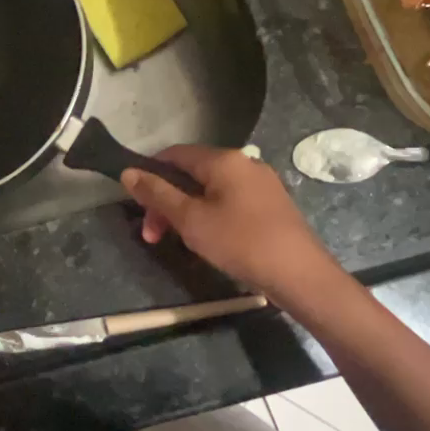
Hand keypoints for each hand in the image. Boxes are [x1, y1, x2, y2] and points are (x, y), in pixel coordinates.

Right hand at [121, 146, 346, 301]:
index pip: (174, 154)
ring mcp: (261, 185)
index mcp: (224, 160)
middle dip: (166, 202)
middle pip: (191, 174)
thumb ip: (157, 194)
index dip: (150, 174)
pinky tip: (206, 241)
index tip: (136, 203)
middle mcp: (244, 164)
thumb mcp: (190, 220)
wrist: (301, 276)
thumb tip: (128, 172)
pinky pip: (229, 202)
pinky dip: (209, 216)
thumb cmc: (241, 242)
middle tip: (152, 235)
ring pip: (209, 191)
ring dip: (185, 212)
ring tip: (175, 241)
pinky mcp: (271, 206)